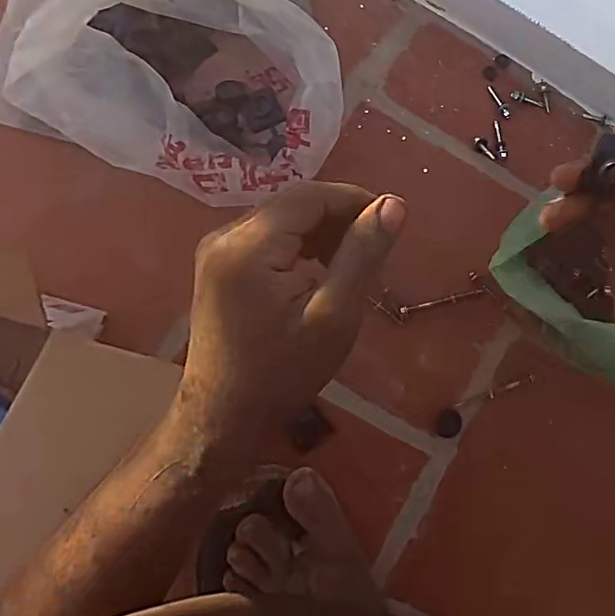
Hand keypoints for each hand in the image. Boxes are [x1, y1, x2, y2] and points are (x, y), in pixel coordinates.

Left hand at [181, 181, 406, 456]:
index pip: (310, 196)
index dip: (356, 199)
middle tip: (378, 246)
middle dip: (342, 216)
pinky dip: (305, 244)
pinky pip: (273, 237)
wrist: (224, 419)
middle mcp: (226, 237)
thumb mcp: (335, 314)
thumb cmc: (284, 372)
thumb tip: (394, 204)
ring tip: (356, 261)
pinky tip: (325, 271)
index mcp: (249, 246)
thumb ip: (363, 253)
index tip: (392, 222)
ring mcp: (219, 251)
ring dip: (326, 230)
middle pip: (296, 204)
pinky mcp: (222, 266)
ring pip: (287, 218)